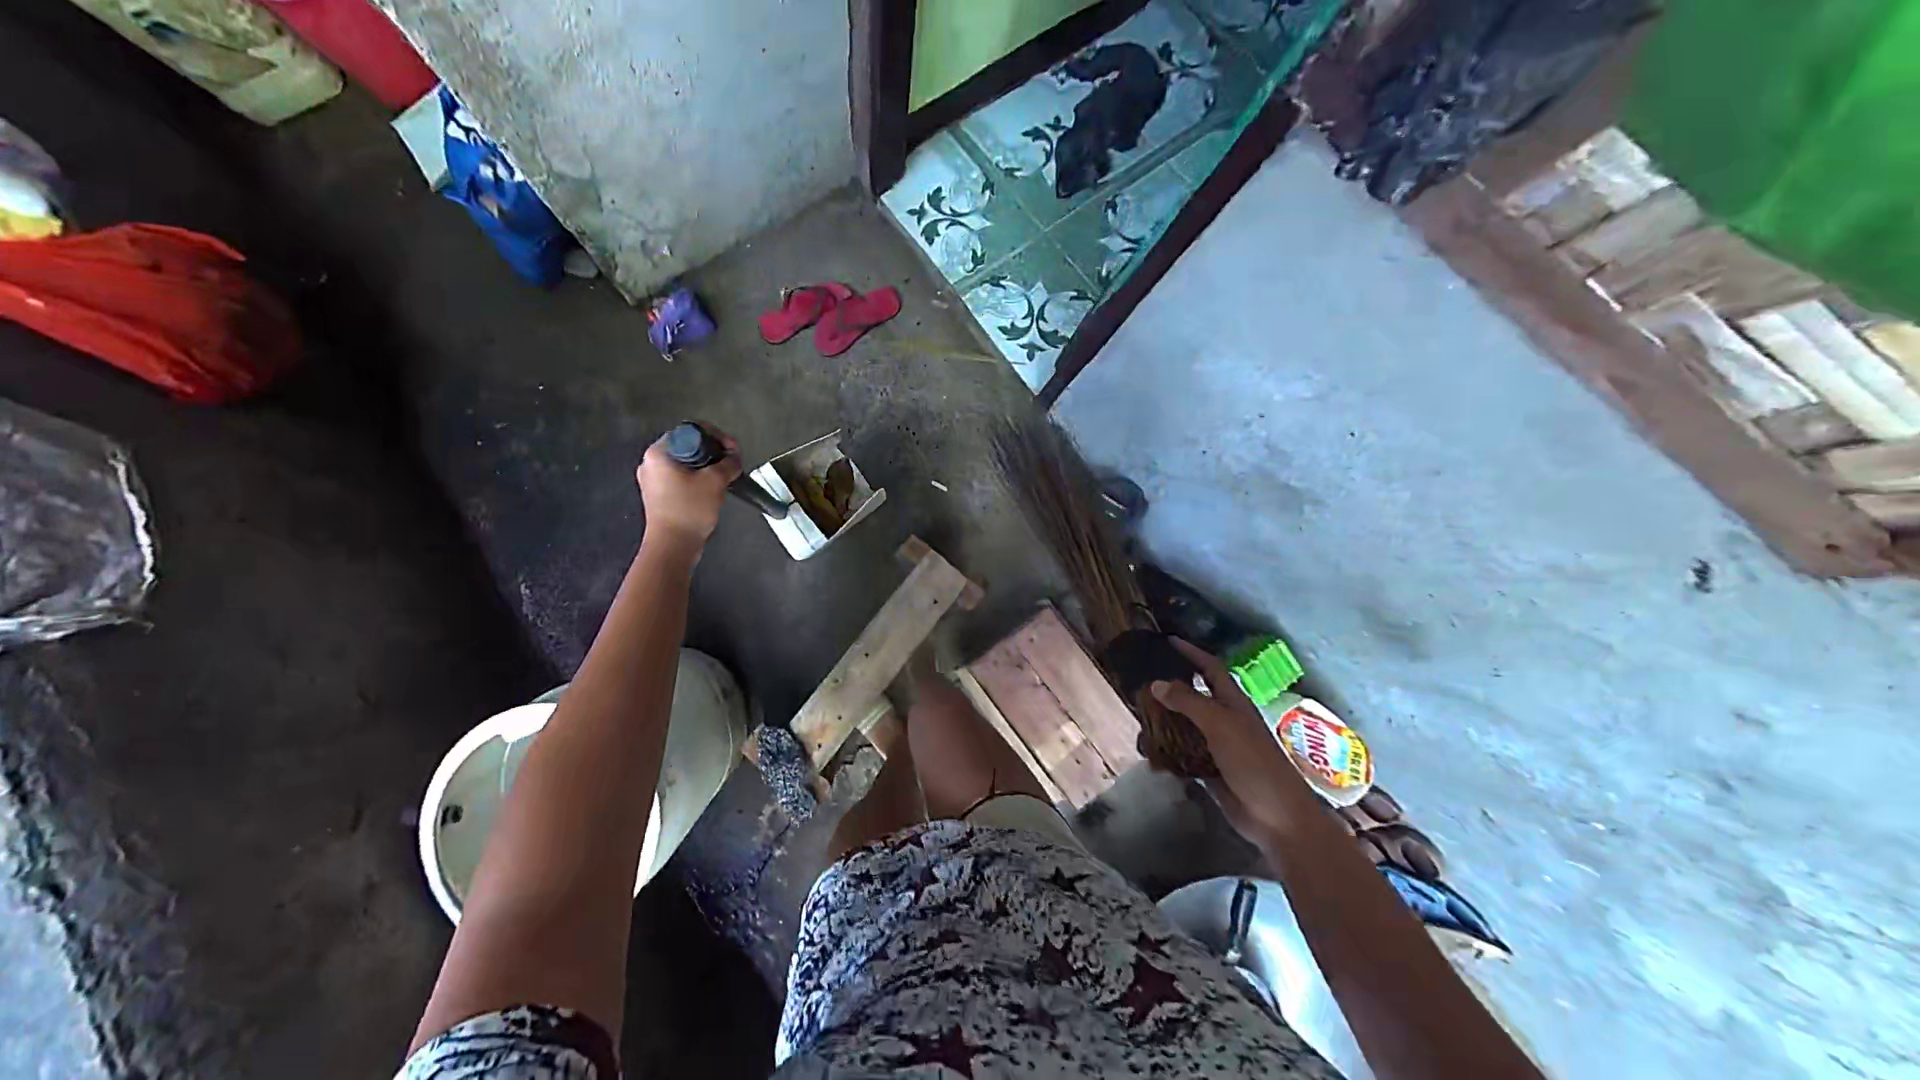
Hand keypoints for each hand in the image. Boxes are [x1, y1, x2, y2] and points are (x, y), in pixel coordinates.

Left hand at [636, 426, 741, 544]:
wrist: (673, 545)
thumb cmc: (689, 510)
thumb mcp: (715, 481)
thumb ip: (728, 463)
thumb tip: (734, 458)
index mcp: (659, 452)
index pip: (691, 430)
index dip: (716, 436)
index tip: (732, 449)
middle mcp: (651, 462)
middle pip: (689, 446)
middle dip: (714, 454)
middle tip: (731, 464)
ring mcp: (653, 479)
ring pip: (687, 463)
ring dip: (708, 469)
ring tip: (724, 480)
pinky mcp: (659, 494)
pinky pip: (682, 478)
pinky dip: (698, 481)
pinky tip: (711, 492)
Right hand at [1152, 639, 1311, 844]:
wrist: (1276, 816)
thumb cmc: (1254, 763)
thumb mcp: (1220, 725)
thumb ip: (1189, 703)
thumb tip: (1157, 683)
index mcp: (1233, 703)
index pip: (1211, 669)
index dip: (1192, 653)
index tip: (1169, 641)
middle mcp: (1225, 720)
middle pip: (1195, 696)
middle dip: (1171, 687)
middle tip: (1142, 680)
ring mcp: (1218, 746)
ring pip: (1186, 725)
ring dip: (1165, 720)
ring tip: (1138, 713)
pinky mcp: (1210, 770)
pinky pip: (1183, 753)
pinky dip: (1166, 750)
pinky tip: (1148, 748)